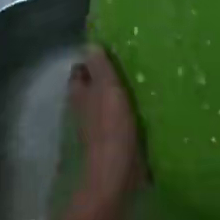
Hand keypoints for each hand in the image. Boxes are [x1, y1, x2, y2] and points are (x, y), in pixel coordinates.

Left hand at [69, 46, 144, 207]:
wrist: (115, 175)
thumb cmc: (111, 129)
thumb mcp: (108, 92)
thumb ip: (100, 69)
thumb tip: (90, 44)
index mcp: (80, 95)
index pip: (79, 71)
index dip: (90, 61)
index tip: (108, 52)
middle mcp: (83, 110)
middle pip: (89, 89)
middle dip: (102, 78)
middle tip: (126, 66)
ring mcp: (95, 128)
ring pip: (101, 105)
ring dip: (113, 97)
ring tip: (137, 85)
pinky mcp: (109, 143)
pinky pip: (114, 122)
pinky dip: (122, 114)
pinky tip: (140, 111)